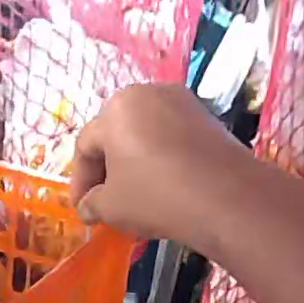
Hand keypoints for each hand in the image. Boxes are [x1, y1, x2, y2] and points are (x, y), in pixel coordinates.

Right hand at [69, 83, 274, 251]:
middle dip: (106, 171)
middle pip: (115, 135)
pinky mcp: (206, 118)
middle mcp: (148, 93)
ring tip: (133, 198)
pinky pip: (170, 139)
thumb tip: (89, 207)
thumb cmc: (155, 196)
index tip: (82, 209)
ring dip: (133, 166)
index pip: (86, 146)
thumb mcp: (110, 207)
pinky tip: (161, 189)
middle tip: (104, 202)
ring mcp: (181, 102)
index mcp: (116, 109)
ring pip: (144, 136)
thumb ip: (91, 204)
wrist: (224, 197)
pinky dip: (159, 161)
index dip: (79, 182)